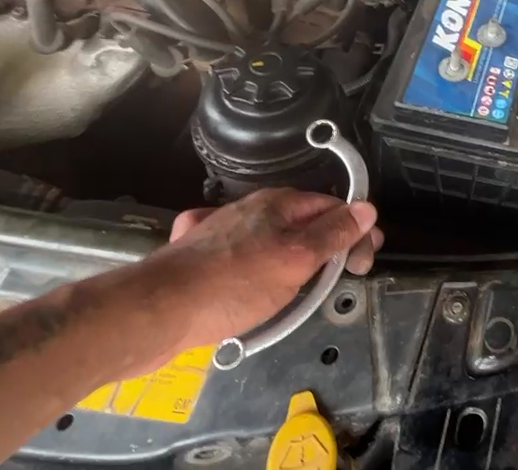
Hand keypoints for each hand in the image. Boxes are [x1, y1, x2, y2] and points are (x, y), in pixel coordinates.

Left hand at [136, 189, 382, 362]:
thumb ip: (333, 234)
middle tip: (334, 282)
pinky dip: (249, 267)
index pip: (333, 207)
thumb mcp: (296, 261)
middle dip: (325, 249)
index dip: (355, 232)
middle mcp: (251, 210)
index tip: (362, 264)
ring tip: (296, 291)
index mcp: (279, 203)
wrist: (152, 314)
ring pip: (271, 241)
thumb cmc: (232, 285)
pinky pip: (235, 256)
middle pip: (303, 223)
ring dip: (290, 260)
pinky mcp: (195, 257)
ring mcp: (220, 231)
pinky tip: (242, 280)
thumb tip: (366, 207)